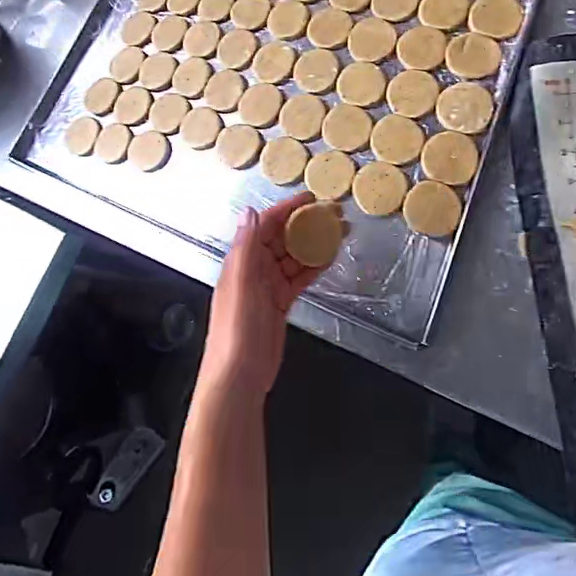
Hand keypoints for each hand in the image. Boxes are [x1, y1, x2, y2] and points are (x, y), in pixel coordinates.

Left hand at [200, 193, 327, 401]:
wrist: (238, 377)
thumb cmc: (236, 331)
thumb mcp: (241, 285)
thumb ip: (246, 248)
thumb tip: (250, 212)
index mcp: (241, 261)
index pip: (265, 226)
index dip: (286, 209)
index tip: (309, 197)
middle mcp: (253, 270)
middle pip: (282, 238)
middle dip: (305, 223)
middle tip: (333, 214)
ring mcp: (267, 287)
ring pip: (293, 257)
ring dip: (313, 243)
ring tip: (339, 233)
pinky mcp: (279, 303)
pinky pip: (298, 277)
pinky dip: (313, 267)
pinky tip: (329, 258)